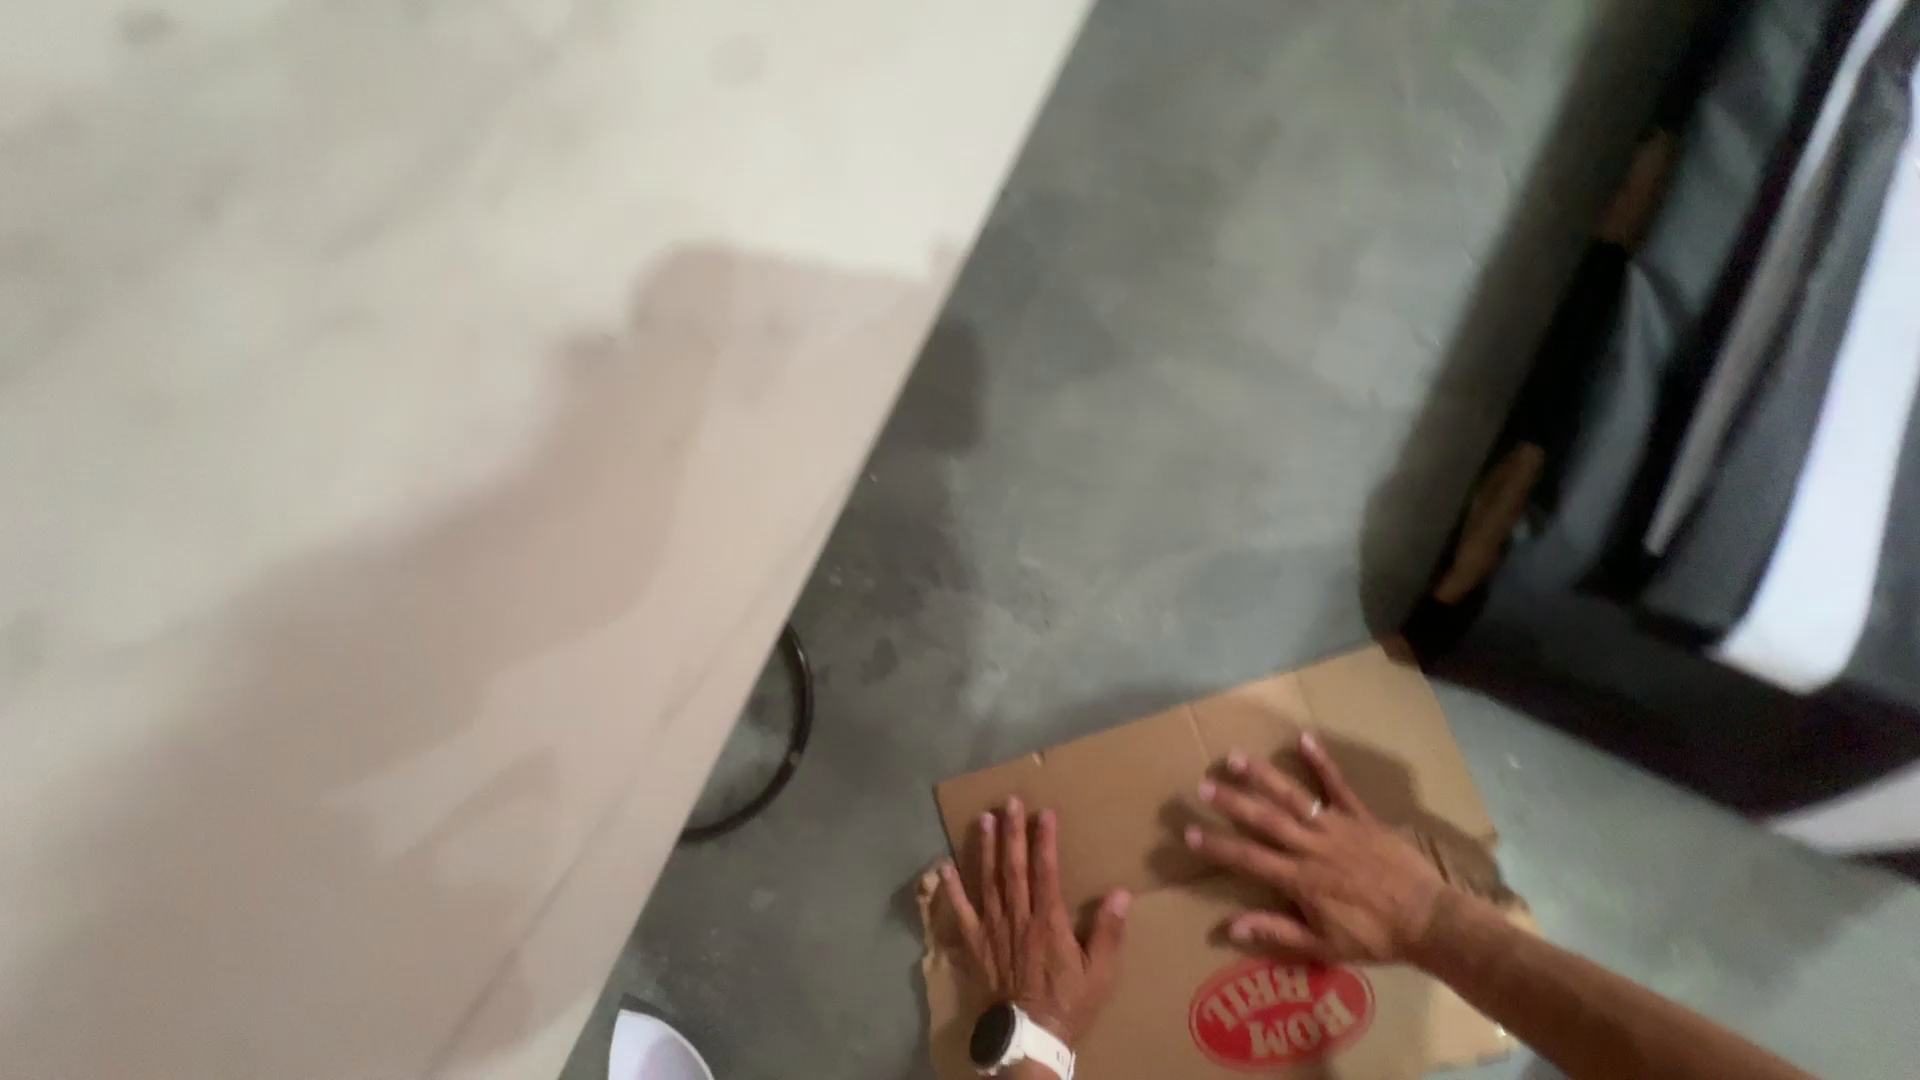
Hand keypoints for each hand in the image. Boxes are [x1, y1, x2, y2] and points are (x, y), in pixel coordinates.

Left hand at [940, 798, 1131, 1046]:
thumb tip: (1120, 893)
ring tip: (982, 819)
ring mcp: (993, 928)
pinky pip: (961, 912)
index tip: (1044, 812)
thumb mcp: (1099, 973)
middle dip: (1012, 832)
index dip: (1045, 839)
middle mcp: (1018, 916)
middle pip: (1014, 867)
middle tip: (1009, 802)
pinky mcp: (976, 943)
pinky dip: (951, 890)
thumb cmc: (1068, 1002)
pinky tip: (944, 866)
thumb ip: (1108, 932)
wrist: (1031, 1037)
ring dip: (985, 848)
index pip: (1046, 870)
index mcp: (1048, 920)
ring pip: (988, 880)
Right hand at [1185, 732, 1449, 963]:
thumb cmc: (1374, 937)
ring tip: (1236, 757)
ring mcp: (1337, 828)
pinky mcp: (1361, 817)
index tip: (1189, 832)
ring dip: (1264, 776)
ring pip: (1294, 797)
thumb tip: (1230, 926)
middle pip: (1265, 820)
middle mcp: (1312, 847)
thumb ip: (1277, 932)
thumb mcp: (1323, 947)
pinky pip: (1339, 786)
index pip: (1249, 858)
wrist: (1431, 923)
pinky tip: (1305, 737)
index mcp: (1301, 880)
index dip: (1218, 845)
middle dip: (1232, 802)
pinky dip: (1323, 762)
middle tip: (1204, 784)